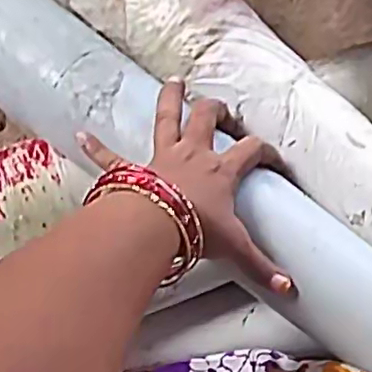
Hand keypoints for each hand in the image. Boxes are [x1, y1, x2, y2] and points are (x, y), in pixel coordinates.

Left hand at [78, 80, 292, 293]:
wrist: (155, 225)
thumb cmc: (196, 229)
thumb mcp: (235, 248)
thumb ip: (261, 266)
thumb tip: (288, 288)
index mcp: (221, 171)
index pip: (251, 151)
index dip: (266, 152)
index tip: (275, 160)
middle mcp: (193, 156)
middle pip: (207, 120)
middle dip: (216, 110)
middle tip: (221, 108)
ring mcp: (162, 159)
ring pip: (167, 119)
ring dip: (170, 100)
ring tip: (174, 83)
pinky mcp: (132, 171)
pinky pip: (111, 156)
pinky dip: (97, 147)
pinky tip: (83, 135)